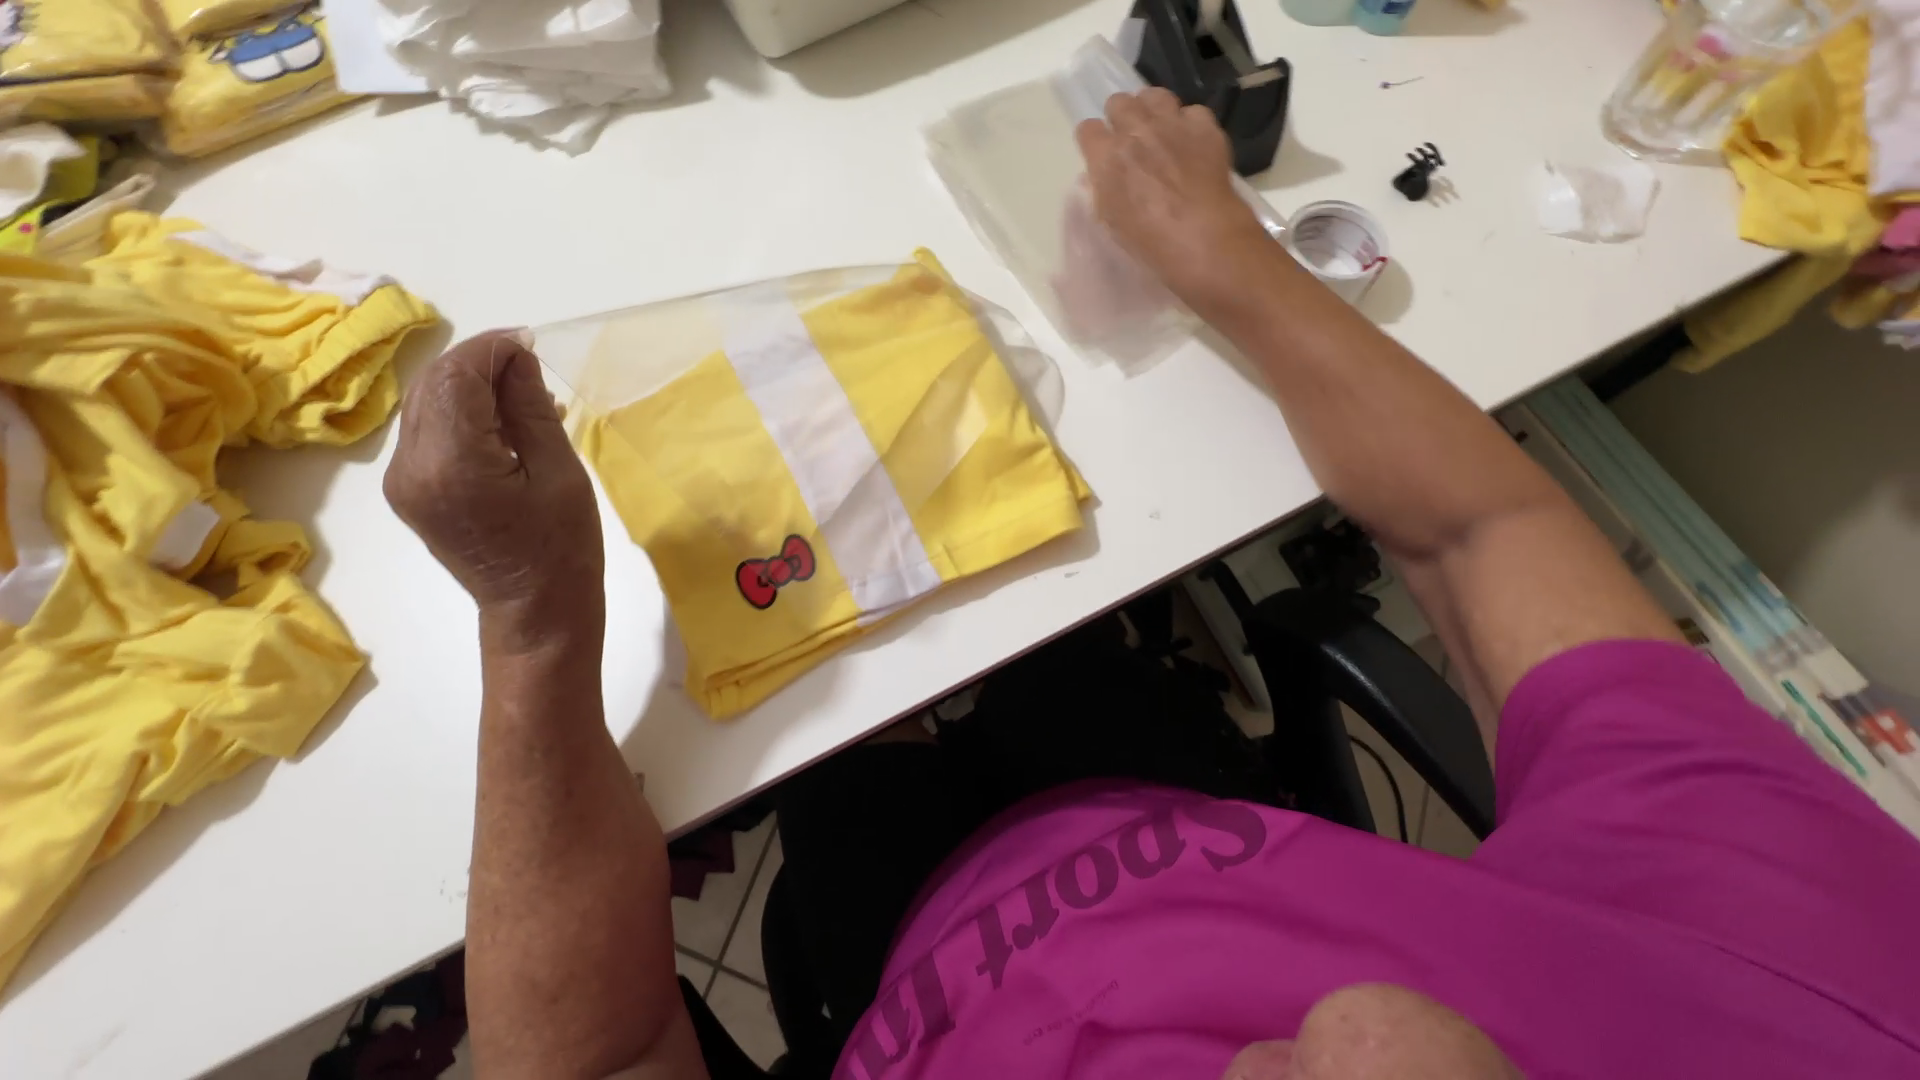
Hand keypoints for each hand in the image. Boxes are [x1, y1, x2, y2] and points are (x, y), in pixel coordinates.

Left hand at [384, 330, 604, 652]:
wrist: (535, 609)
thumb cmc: (563, 546)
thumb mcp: (559, 472)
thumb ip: (529, 409)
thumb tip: (517, 357)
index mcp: (452, 463)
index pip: (456, 379)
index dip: (491, 350)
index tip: (530, 343)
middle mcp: (411, 467)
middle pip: (431, 386)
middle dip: (477, 363)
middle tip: (528, 361)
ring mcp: (402, 480)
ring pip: (425, 405)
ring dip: (468, 387)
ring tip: (521, 392)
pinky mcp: (408, 490)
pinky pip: (428, 432)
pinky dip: (461, 414)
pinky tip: (499, 422)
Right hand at [1074, 89, 1278, 309]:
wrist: (1201, 237)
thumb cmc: (1148, 240)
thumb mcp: (1110, 220)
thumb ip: (1102, 189)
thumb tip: (1102, 175)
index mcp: (1106, 156)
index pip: (1087, 129)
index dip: (1093, 141)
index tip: (1099, 153)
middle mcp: (1136, 129)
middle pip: (1118, 102)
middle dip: (1120, 118)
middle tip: (1130, 141)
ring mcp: (1172, 123)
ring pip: (1154, 95)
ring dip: (1151, 110)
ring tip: (1159, 131)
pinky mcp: (1204, 125)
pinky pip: (1191, 112)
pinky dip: (1189, 125)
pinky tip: (1191, 144)